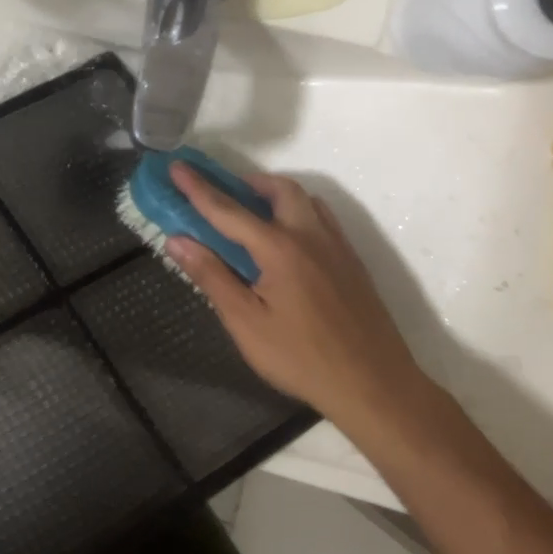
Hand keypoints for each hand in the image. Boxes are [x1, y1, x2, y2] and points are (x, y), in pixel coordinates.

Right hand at [163, 163, 426, 428]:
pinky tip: (285, 242)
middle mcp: (311, 238)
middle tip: (221, 193)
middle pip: (279, 190)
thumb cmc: (301, 358)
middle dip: (247, 183)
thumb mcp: (246, 322)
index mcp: (280, 249)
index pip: (229, 210)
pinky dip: (297, 214)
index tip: (177, 166)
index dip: (198, 189)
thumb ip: (211, 276)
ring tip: (251, 214)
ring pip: (306, 202)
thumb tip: (177, 240)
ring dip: (275, 196)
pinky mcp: (353, 265)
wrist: (375, 387)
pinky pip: (323, 221)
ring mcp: (338, 249)